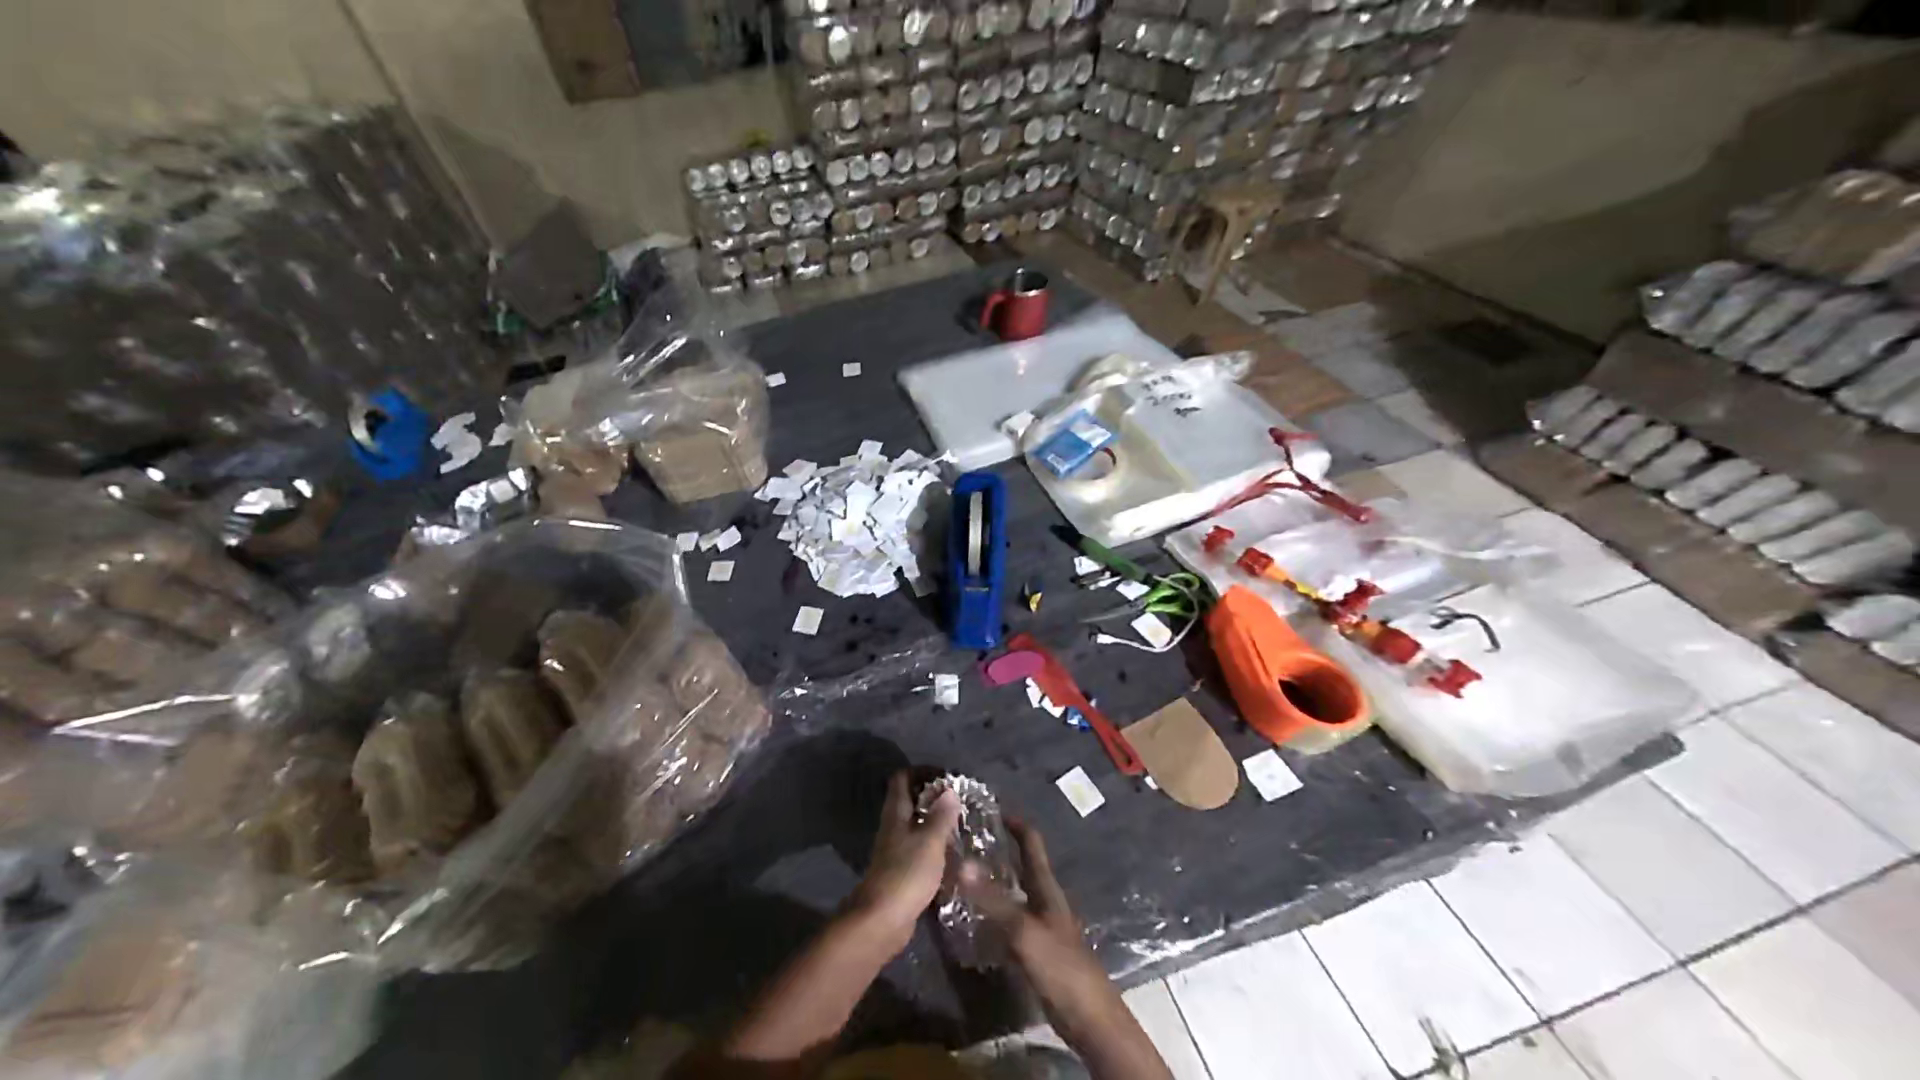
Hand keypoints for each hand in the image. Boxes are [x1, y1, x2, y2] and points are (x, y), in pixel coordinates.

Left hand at [848, 771, 960, 945]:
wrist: (882, 920)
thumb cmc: (907, 873)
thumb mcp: (930, 840)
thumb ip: (941, 815)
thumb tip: (949, 790)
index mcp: (896, 812)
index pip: (903, 777)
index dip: (923, 771)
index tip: (948, 777)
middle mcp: (893, 826)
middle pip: (911, 801)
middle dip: (935, 798)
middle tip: (962, 803)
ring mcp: (895, 850)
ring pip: (917, 826)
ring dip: (937, 823)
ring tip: (964, 826)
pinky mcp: (901, 871)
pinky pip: (920, 850)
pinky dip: (936, 847)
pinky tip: (956, 856)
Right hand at [959, 819, 1090, 967]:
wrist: (1090, 1020)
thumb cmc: (1061, 968)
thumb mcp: (1023, 931)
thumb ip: (993, 899)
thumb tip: (962, 862)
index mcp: (1047, 888)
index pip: (1032, 843)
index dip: (1015, 824)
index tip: (991, 809)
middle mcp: (1045, 901)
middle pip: (1022, 867)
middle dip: (999, 852)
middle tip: (967, 844)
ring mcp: (1043, 927)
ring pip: (1015, 896)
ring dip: (993, 884)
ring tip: (963, 878)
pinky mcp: (1038, 952)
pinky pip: (1011, 924)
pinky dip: (993, 917)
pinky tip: (974, 923)